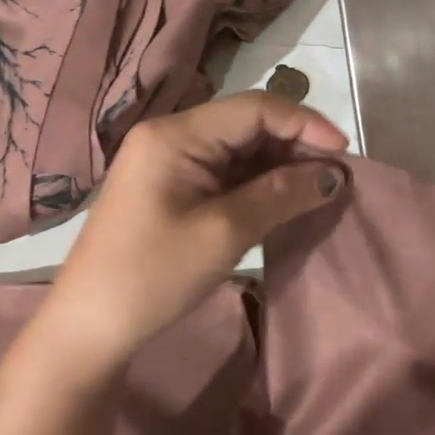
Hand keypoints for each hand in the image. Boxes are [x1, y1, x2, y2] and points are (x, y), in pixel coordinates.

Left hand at [43, 91, 347, 365]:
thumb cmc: (154, 275)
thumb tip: (335, 174)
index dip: (305, 124)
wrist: (89, 327)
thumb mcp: (225, 232)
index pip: (255, 108)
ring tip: (321, 189)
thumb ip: (282, 194)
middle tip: (337, 176)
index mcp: (176, 134)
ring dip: (283, 165)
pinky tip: (289, 199)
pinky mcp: (174, 189)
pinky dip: (262, 183)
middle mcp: (172, 136)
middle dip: (297, 144)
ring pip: (242, 148)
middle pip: (249, 123)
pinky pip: (228, 172)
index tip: (344, 153)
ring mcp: (171, 163)